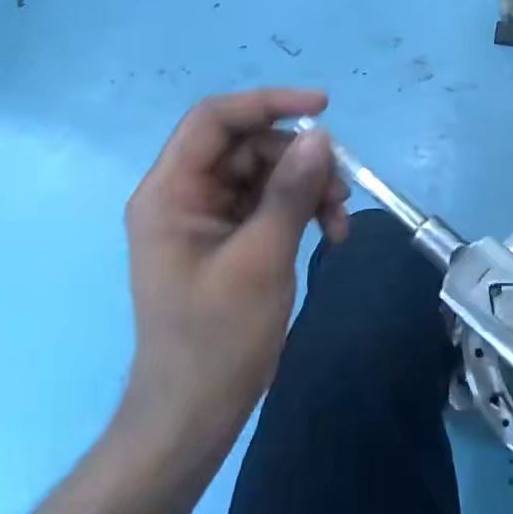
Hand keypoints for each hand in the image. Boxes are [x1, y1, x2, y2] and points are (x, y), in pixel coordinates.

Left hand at [121, 88, 348, 448]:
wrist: (196, 410)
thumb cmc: (218, 337)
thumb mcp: (262, 259)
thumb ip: (290, 192)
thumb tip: (320, 138)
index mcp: (171, 192)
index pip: (214, 119)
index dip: (268, 103)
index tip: (324, 108)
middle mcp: (185, 195)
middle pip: (248, 147)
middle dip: (301, 161)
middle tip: (342, 194)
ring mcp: (208, 219)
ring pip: (266, 175)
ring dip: (308, 189)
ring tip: (340, 224)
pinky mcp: (230, 240)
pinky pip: (270, 205)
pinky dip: (302, 212)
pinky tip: (330, 235)